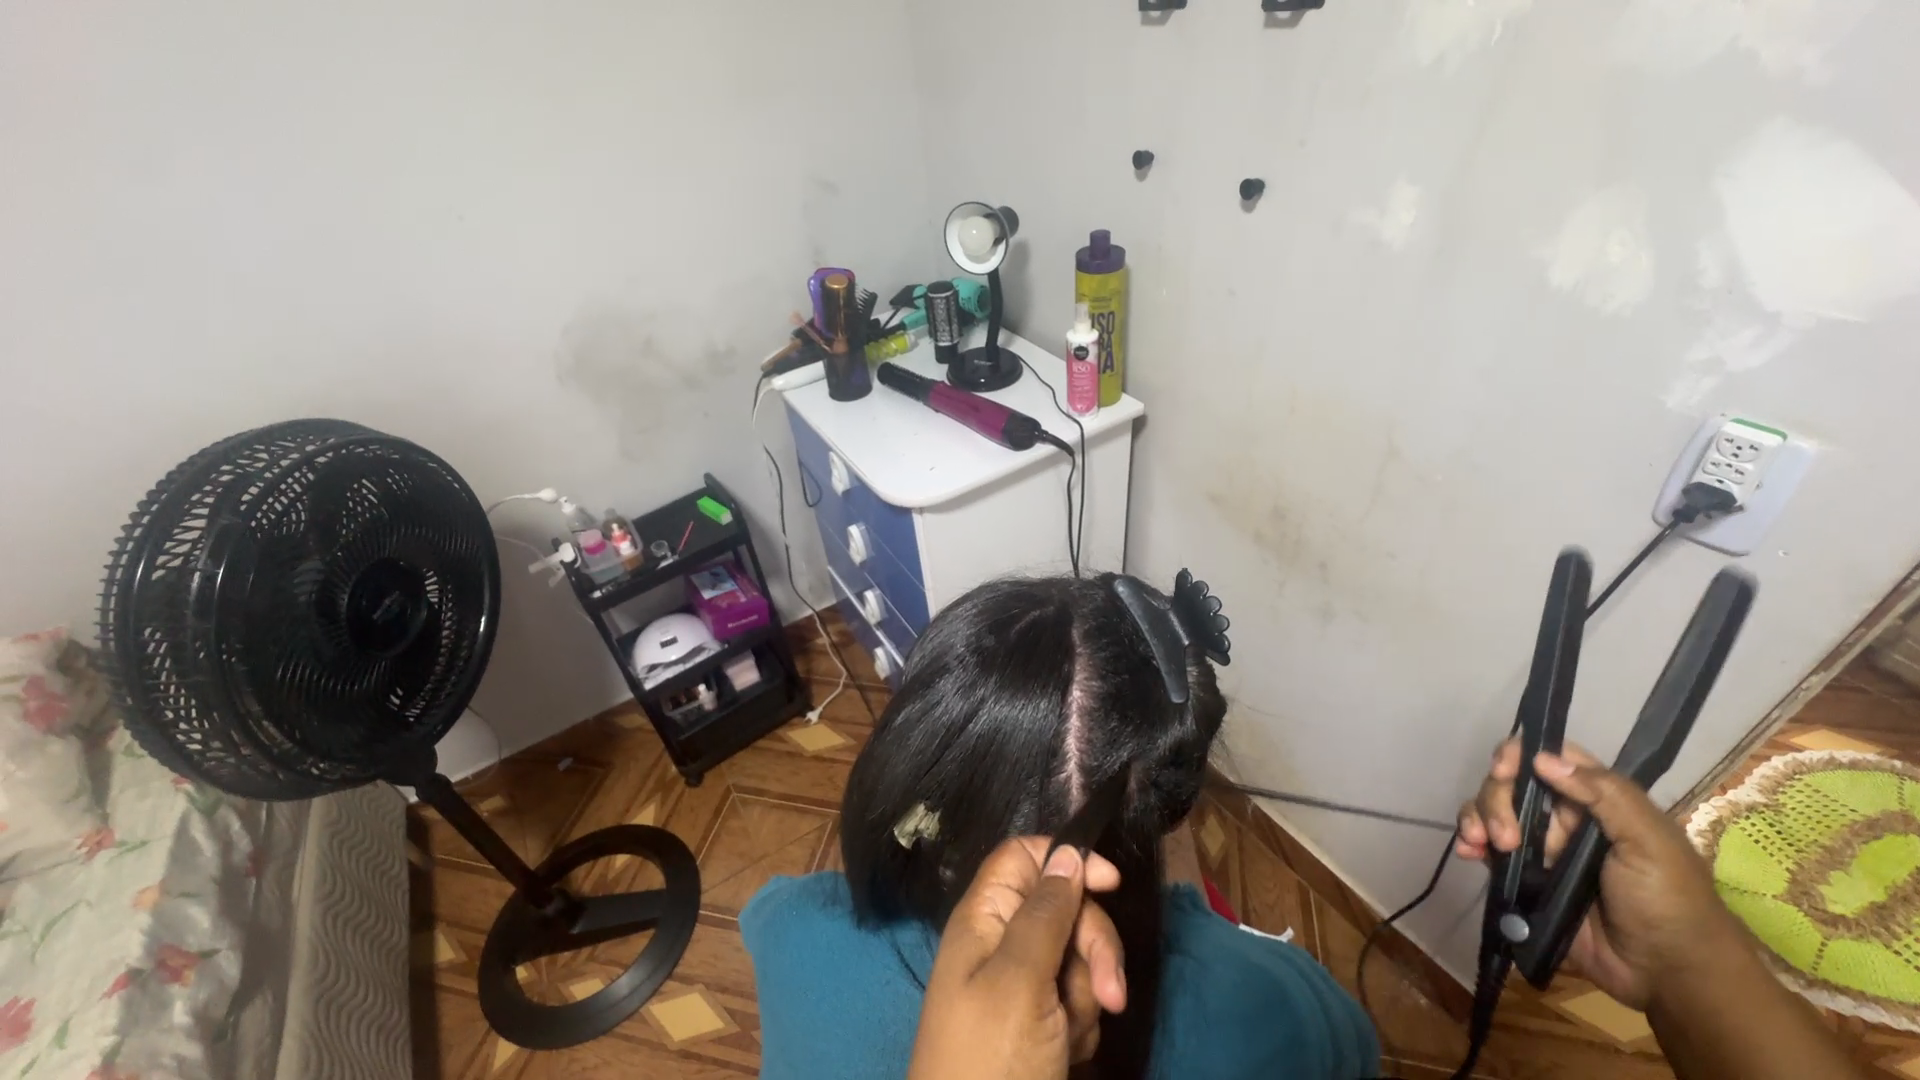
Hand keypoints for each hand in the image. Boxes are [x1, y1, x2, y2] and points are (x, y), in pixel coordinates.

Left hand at [908, 838, 1127, 1079]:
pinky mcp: (1040, 1022)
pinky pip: (1077, 1000)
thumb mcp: (1018, 980)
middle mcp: (1001, 943)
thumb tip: (1067, 851)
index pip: (1024, 858)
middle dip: (1092, 947)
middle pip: (1063, 908)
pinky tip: (1070, 1053)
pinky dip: (1082, 1024)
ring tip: (1072, 1037)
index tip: (1110, 884)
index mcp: (984, 919)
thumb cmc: (990, 1060)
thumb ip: (1045, 913)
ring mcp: (1022, 985)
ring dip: (1087, 994)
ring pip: (1077, 958)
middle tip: (1106, 994)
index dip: (1066, 860)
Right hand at [1456, 739, 1738, 1009]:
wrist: (1666, 974)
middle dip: (1496, 801)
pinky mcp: (1524, 876)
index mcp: (1598, 800)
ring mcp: (1542, 846)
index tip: (1502, 770)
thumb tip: (1543, 758)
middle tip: (1506, 839)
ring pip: (1492, 810)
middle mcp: (1564, 816)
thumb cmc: (1668, 901)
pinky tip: (1469, 853)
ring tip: (1482, 847)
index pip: (1550, 757)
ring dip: (1477, 819)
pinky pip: (1487, 848)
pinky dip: (1470, 843)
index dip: (1519, 754)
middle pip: (1511, 783)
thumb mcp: (1651, 843)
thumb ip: (1606, 795)